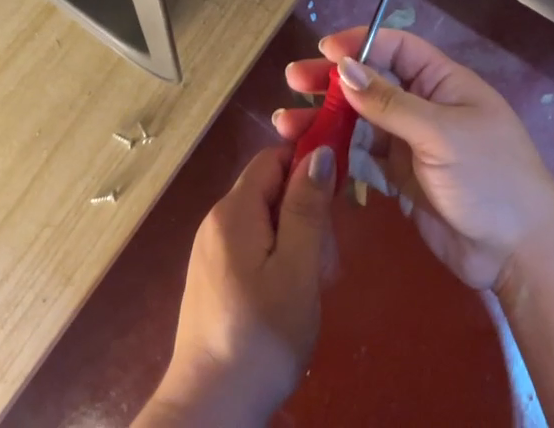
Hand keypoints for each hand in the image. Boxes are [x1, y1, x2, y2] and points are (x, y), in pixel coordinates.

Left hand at [137, 145, 336, 427]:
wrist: (211, 407)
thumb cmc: (263, 335)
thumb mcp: (298, 268)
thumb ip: (308, 207)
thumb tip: (319, 150)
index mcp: (234, 210)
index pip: (273, 157)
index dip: (308, 162)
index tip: (341, 189)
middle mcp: (217, 221)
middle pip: (271, 189)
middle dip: (307, 210)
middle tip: (324, 258)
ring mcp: (212, 251)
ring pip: (267, 221)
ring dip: (298, 240)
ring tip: (311, 284)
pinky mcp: (215, 278)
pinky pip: (254, 247)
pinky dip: (280, 260)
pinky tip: (291, 297)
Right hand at [275, 28, 553, 290]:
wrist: (516, 251)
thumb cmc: (490, 177)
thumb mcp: (442, 134)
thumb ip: (390, 103)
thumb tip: (345, 67)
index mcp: (443, 83)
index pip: (397, 49)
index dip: (361, 44)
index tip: (324, 50)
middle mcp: (423, 108)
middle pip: (370, 84)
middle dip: (331, 81)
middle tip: (293, 81)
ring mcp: (410, 145)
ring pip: (359, 123)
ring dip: (325, 120)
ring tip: (285, 123)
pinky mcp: (399, 178)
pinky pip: (360, 158)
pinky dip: (335, 154)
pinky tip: (307, 154)